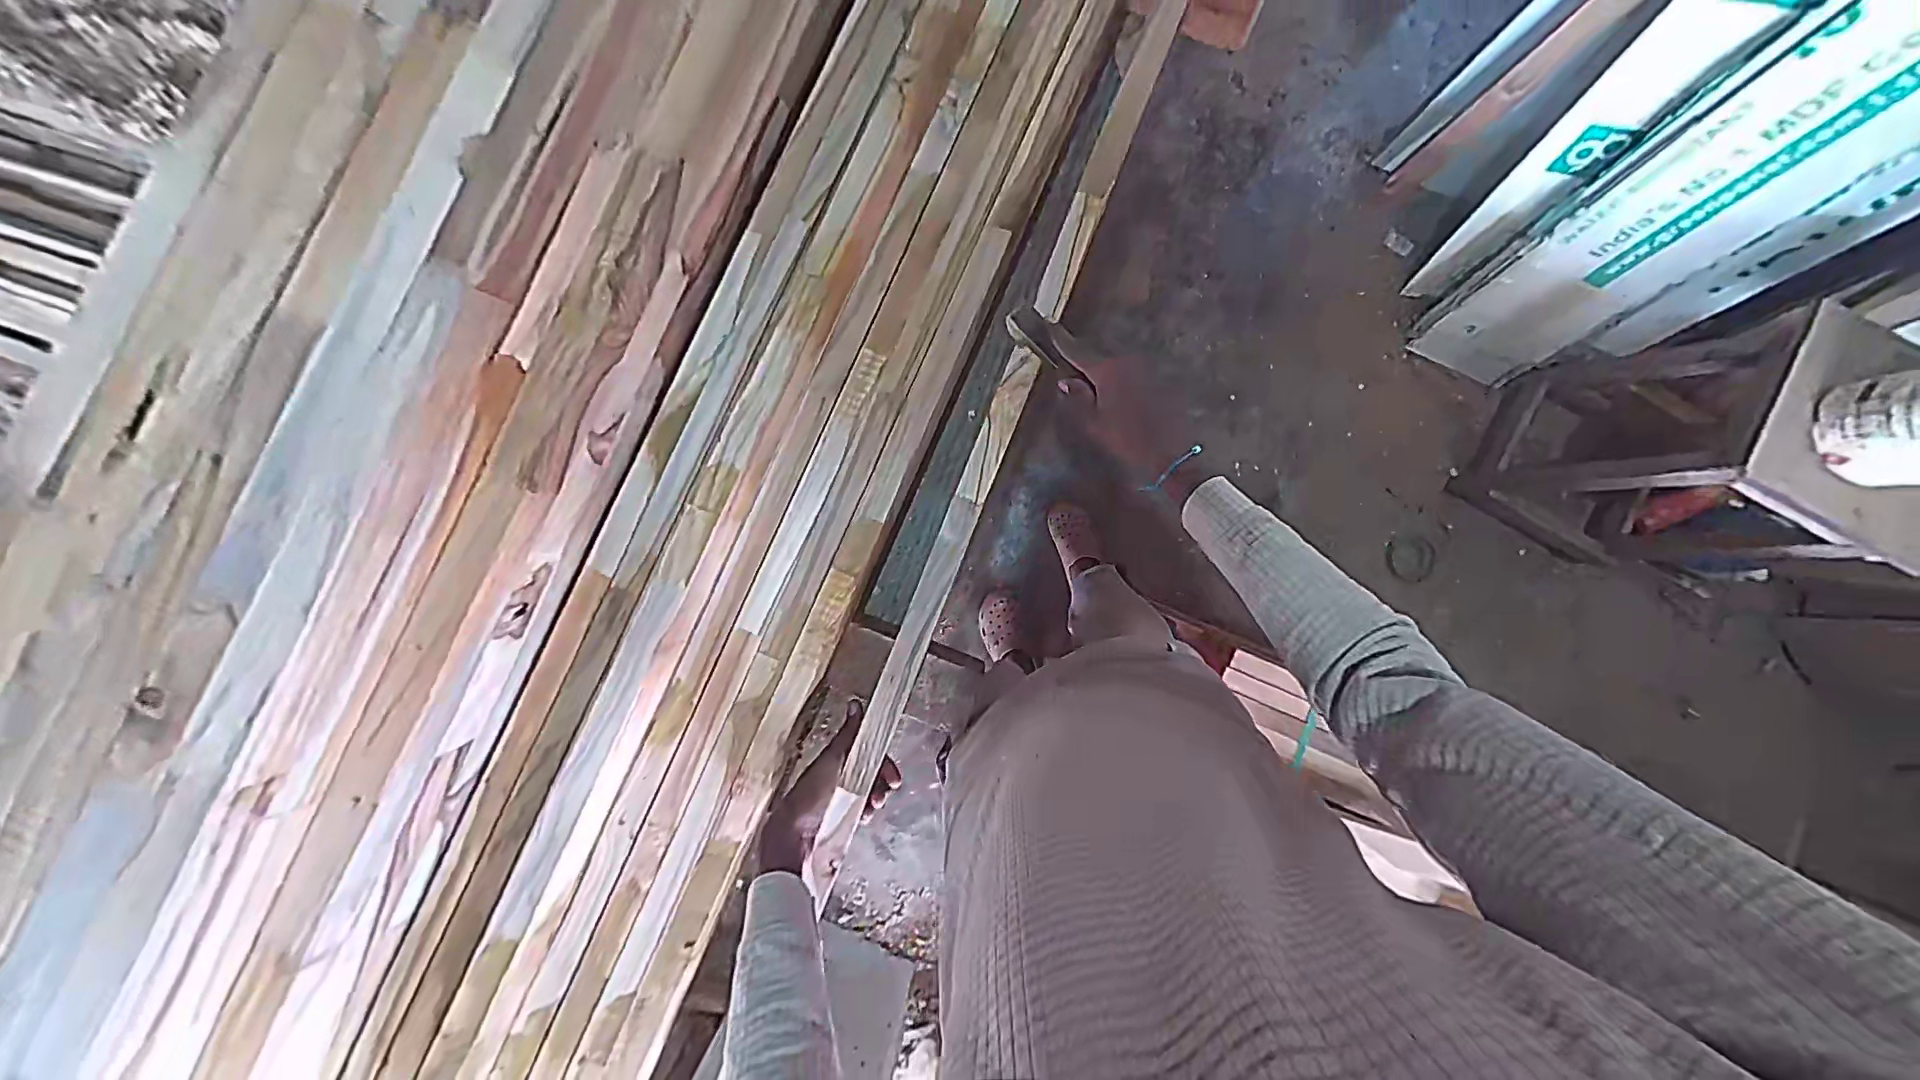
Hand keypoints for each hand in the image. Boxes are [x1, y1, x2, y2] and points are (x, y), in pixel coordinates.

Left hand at [759, 698, 901, 877]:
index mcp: (837, 757)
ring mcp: (839, 795)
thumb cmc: (812, 792)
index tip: (894, 779)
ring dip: (875, 798)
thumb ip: (848, 734)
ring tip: (871, 808)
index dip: (884, 764)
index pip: (869, 754)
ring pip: (868, 791)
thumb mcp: (833, 759)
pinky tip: (863, 817)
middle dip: (881, 784)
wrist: (794, 833)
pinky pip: (860, 808)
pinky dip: (866, 811)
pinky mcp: (837, 814)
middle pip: (871, 773)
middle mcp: (839, 773)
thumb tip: (856, 703)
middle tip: (881, 797)